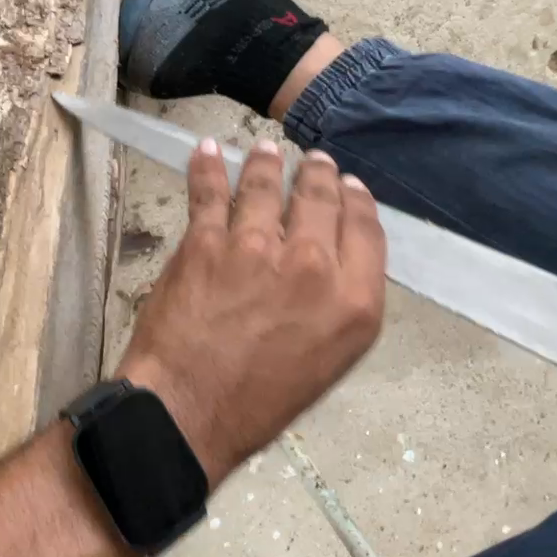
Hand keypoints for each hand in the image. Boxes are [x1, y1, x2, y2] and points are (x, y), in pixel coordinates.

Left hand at [116, 139, 386, 482]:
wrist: (191, 406)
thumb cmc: (261, 402)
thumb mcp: (328, 361)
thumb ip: (337, 307)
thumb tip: (330, 267)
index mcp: (353, 303)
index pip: (366, 231)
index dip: (357, 201)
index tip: (351, 185)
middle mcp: (311, 265)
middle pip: (320, 200)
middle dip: (318, 174)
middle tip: (314, 160)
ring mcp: (255, 245)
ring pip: (266, 186)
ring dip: (268, 163)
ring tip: (268, 149)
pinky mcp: (206, 239)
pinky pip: (210, 191)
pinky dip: (208, 165)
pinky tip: (208, 150)